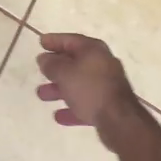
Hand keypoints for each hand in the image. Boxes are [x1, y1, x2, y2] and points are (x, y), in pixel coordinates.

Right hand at [35, 32, 148, 149]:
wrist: (119, 120)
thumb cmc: (89, 88)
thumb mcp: (64, 73)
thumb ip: (51, 64)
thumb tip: (44, 59)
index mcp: (93, 50)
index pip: (70, 40)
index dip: (54, 41)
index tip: (40, 43)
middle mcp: (102, 63)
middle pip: (74, 63)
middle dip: (55, 69)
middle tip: (41, 71)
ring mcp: (107, 85)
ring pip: (79, 84)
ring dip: (60, 89)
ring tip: (42, 95)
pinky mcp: (109, 105)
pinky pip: (87, 102)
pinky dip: (73, 107)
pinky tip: (59, 116)